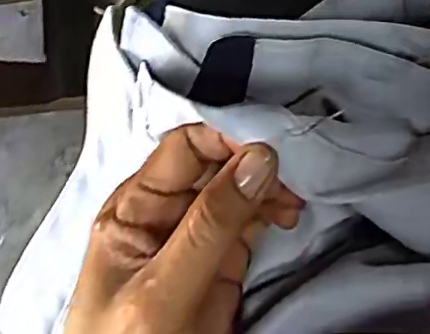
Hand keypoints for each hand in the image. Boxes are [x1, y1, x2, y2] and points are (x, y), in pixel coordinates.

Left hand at [66, 124, 303, 333]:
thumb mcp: (161, 293)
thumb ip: (210, 225)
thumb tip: (260, 155)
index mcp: (136, 209)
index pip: (187, 145)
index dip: (229, 136)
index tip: (270, 144)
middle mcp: (168, 211)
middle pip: (222, 157)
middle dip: (261, 158)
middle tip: (293, 169)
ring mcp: (199, 232)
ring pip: (246, 181)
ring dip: (276, 182)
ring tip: (293, 200)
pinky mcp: (226, 254)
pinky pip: (258, 210)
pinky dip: (280, 204)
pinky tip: (289, 214)